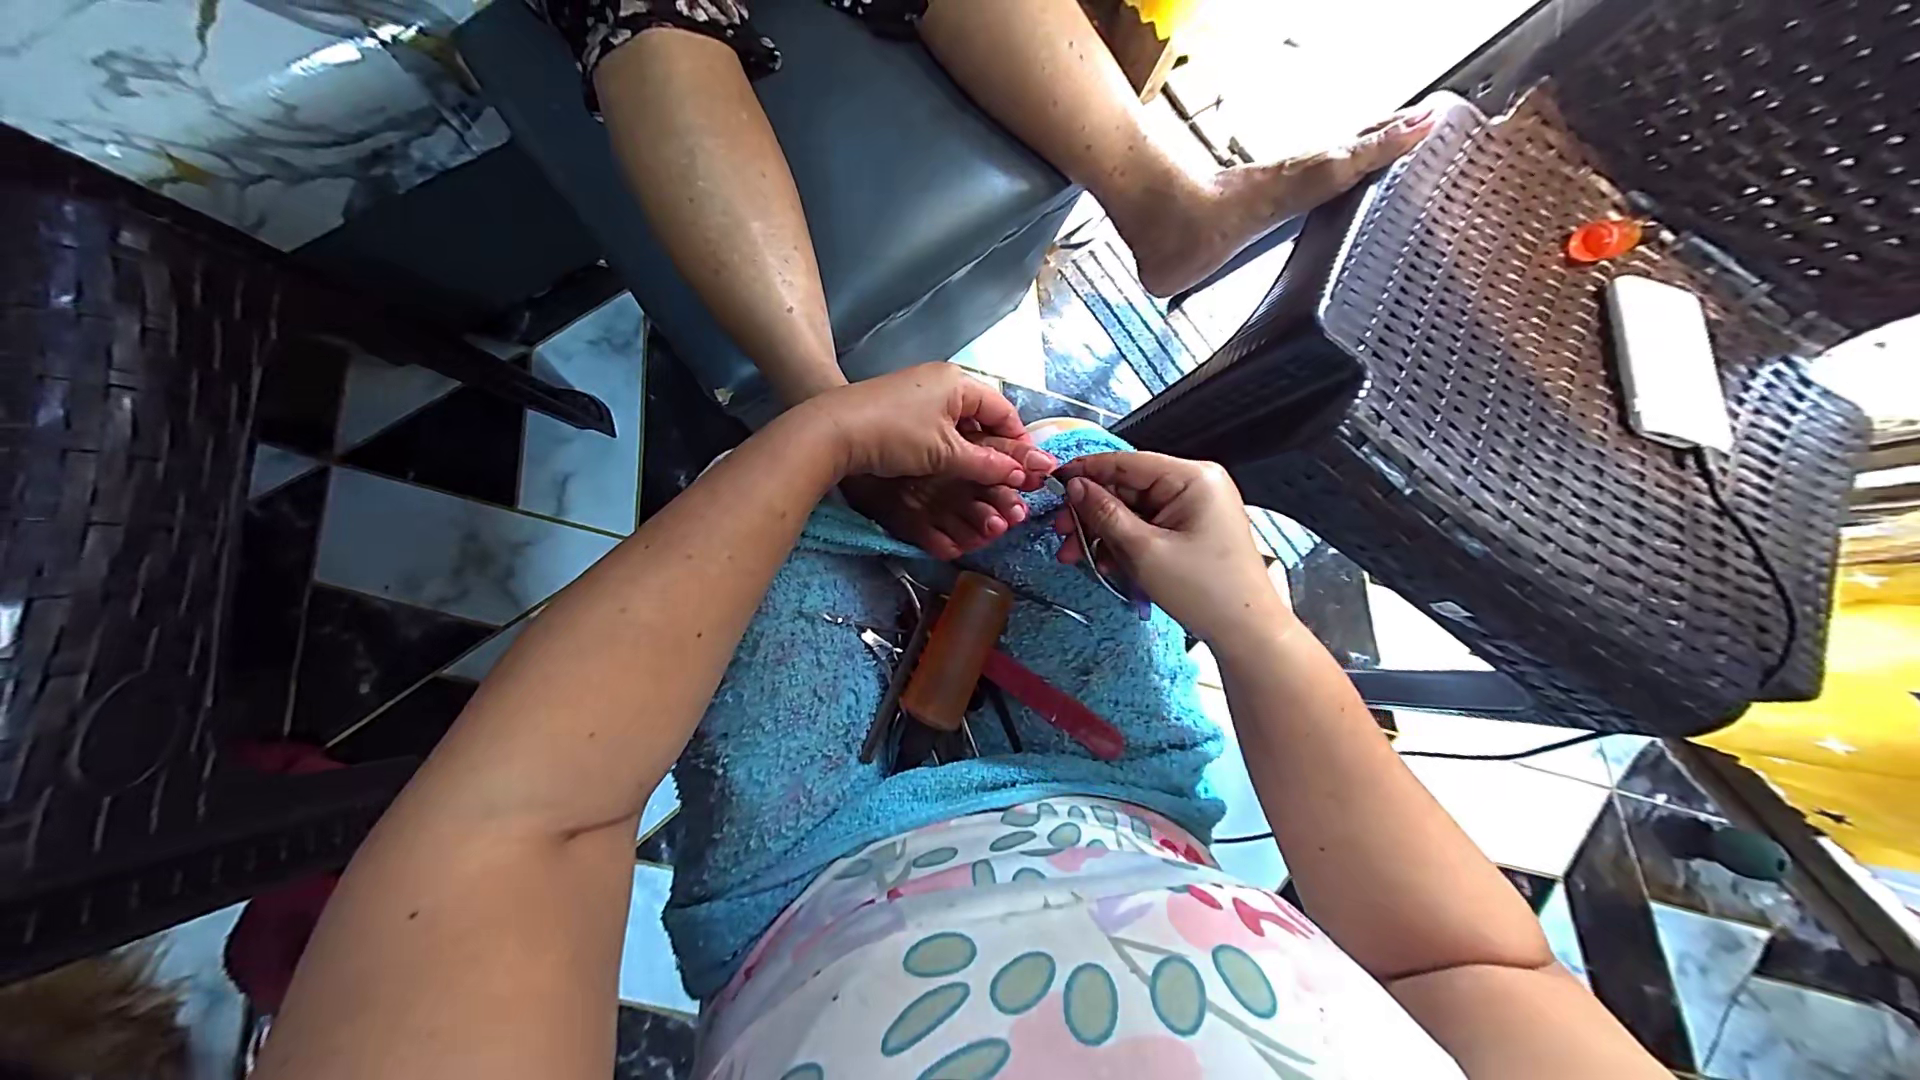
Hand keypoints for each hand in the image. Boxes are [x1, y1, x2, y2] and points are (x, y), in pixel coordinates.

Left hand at [803, 365, 1056, 558]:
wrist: (832, 430)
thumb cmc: (895, 435)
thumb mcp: (945, 452)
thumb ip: (987, 463)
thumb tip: (1024, 474)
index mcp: (959, 382)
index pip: (1004, 410)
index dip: (1019, 442)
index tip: (1027, 471)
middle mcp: (942, 382)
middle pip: (983, 418)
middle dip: (997, 450)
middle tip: (1007, 480)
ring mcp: (919, 394)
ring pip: (960, 425)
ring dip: (973, 453)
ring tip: (980, 479)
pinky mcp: (900, 409)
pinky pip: (937, 428)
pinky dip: (948, 449)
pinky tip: (948, 469)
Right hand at [1052, 452, 1284, 643]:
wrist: (1245, 631)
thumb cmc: (1208, 591)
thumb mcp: (1144, 550)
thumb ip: (1105, 513)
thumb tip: (1076, 486)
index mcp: (1193, 478)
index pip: (1127, 461)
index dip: (1087, 471)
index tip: (1056, 482)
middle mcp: (1195, 485)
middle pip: (1126, 487)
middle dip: (1091, 512)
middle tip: (1064, 532)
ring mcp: (1192, 507)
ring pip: (1131, 509)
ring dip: (1102, 532)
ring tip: (1079, 555)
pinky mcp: (1188, 528)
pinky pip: (1145, 525)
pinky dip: (1123, 542)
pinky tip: (1107, 562)